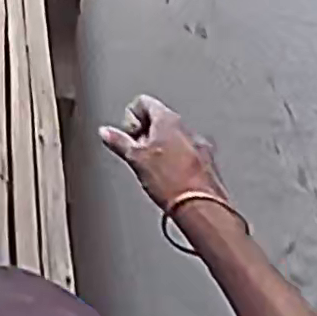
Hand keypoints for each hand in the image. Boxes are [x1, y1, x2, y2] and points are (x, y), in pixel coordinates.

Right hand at [99, 94, 229, 210]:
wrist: (203, 213)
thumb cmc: (172, 182)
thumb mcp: (134, 158)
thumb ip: (118, 140)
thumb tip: (106, 133)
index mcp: (168, 120)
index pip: (143, 102)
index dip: (130, 118)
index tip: (129, 136)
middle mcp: (188, 130)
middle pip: (158, 120)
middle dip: (145, 134)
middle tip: (138, 153)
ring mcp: (202, 148)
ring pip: (174, 139)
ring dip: (161, 149)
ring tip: (154, 169)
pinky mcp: (210, 168)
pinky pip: (188, 156)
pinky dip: (176, 162)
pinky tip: (169, 179)